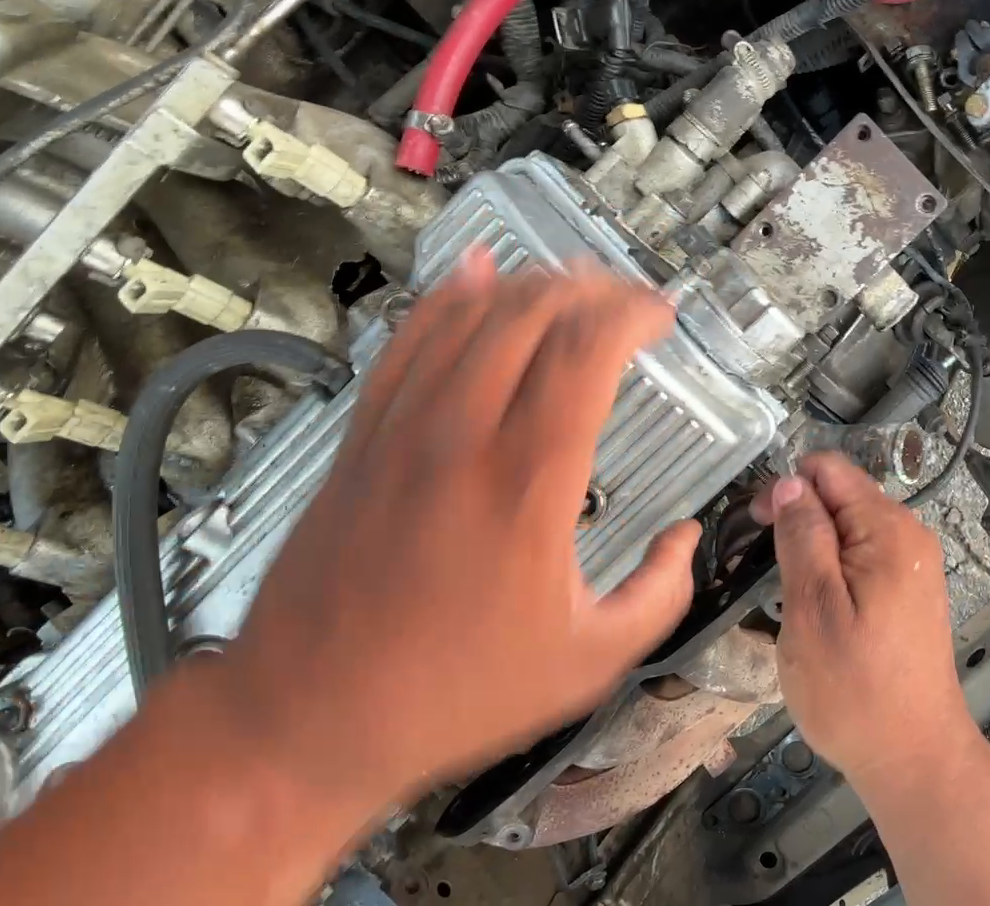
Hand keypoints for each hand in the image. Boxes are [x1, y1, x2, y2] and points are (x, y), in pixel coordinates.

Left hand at [200, 253, 700, 809]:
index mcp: (528, 484)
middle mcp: (463, 436)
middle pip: (530, 312)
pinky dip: (448, 296)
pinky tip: (474, 273)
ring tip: (574, 288)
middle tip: (629, 301)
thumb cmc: (457, 693)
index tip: (662, 316)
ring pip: (469, 313)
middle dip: (592, 287)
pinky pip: (407, 339)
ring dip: (531, 285)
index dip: (632, 314)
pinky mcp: (362, 436)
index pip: (586, 352)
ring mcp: (402, 429)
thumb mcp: (591, 661)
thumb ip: (661, 592)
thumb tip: (685, 536)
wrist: (305, 717)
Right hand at [753, 453, 975, 788]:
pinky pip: (865, 559)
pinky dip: (836, 572)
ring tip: (793, 597)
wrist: (914, 757)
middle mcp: (909, 535)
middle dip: (800, 520)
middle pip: (842, 497)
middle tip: (769, 573)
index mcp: (888, 528)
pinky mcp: (912, 593)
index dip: (785, 487)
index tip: (755, 527)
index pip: (830, 470)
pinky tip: (822, 611)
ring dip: (815, 550)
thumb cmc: (854, 688)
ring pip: (850, 530)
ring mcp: (914, 565)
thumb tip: (790, 482)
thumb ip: (802, 536)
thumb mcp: (812, 607)